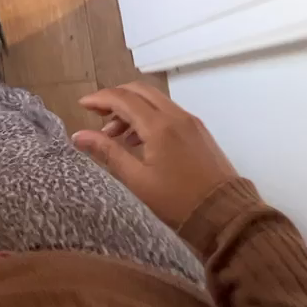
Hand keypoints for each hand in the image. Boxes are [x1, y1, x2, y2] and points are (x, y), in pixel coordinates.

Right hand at [72, 81, 238, 227]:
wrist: (227, 216)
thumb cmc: (177, 201)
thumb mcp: (137, 180)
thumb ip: (108, 152)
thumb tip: (78, 135)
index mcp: (159, 126)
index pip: (123, 99)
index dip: (99, 99)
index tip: (82, 105)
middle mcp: (175, 115)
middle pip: (139, 91)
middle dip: (115, 98)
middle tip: (97, 114)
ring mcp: (190, 121)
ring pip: (154, 99)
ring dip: (131, 107)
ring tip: (115, 134)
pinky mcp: (199, 130)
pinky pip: (167, 111)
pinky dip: (148, 115)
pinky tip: (139, 139)